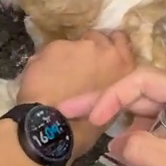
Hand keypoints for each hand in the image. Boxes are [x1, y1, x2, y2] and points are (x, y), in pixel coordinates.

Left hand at [18, 31, 136, 154]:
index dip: (107, 46)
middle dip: (86, 50)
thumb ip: (110, 85)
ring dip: (65, 56)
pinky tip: (41, 79)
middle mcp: (105, 49)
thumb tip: (100, 79)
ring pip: (70, 44)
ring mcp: (80, 45)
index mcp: (124, 66)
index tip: (99, 56)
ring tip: (55, 76)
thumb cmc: (84, 127)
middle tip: (76, 68)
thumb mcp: (111, 107)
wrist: (54, 126)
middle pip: (95, 38)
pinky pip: (50, 51)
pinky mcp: (56, 46)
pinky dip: (46, 62)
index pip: (120, 40)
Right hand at [60, 67, 165, 165]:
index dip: (112, 96)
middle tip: (66, 111)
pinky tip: (121, 153)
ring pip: (148, 115)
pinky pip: (159, 133)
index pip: (143, 81)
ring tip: (87, 133)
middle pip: (142, 94)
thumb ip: (145, 149)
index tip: (90, 118)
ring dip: (120, 122)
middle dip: (104, 103)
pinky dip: (137, 140)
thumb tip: (115, 143)